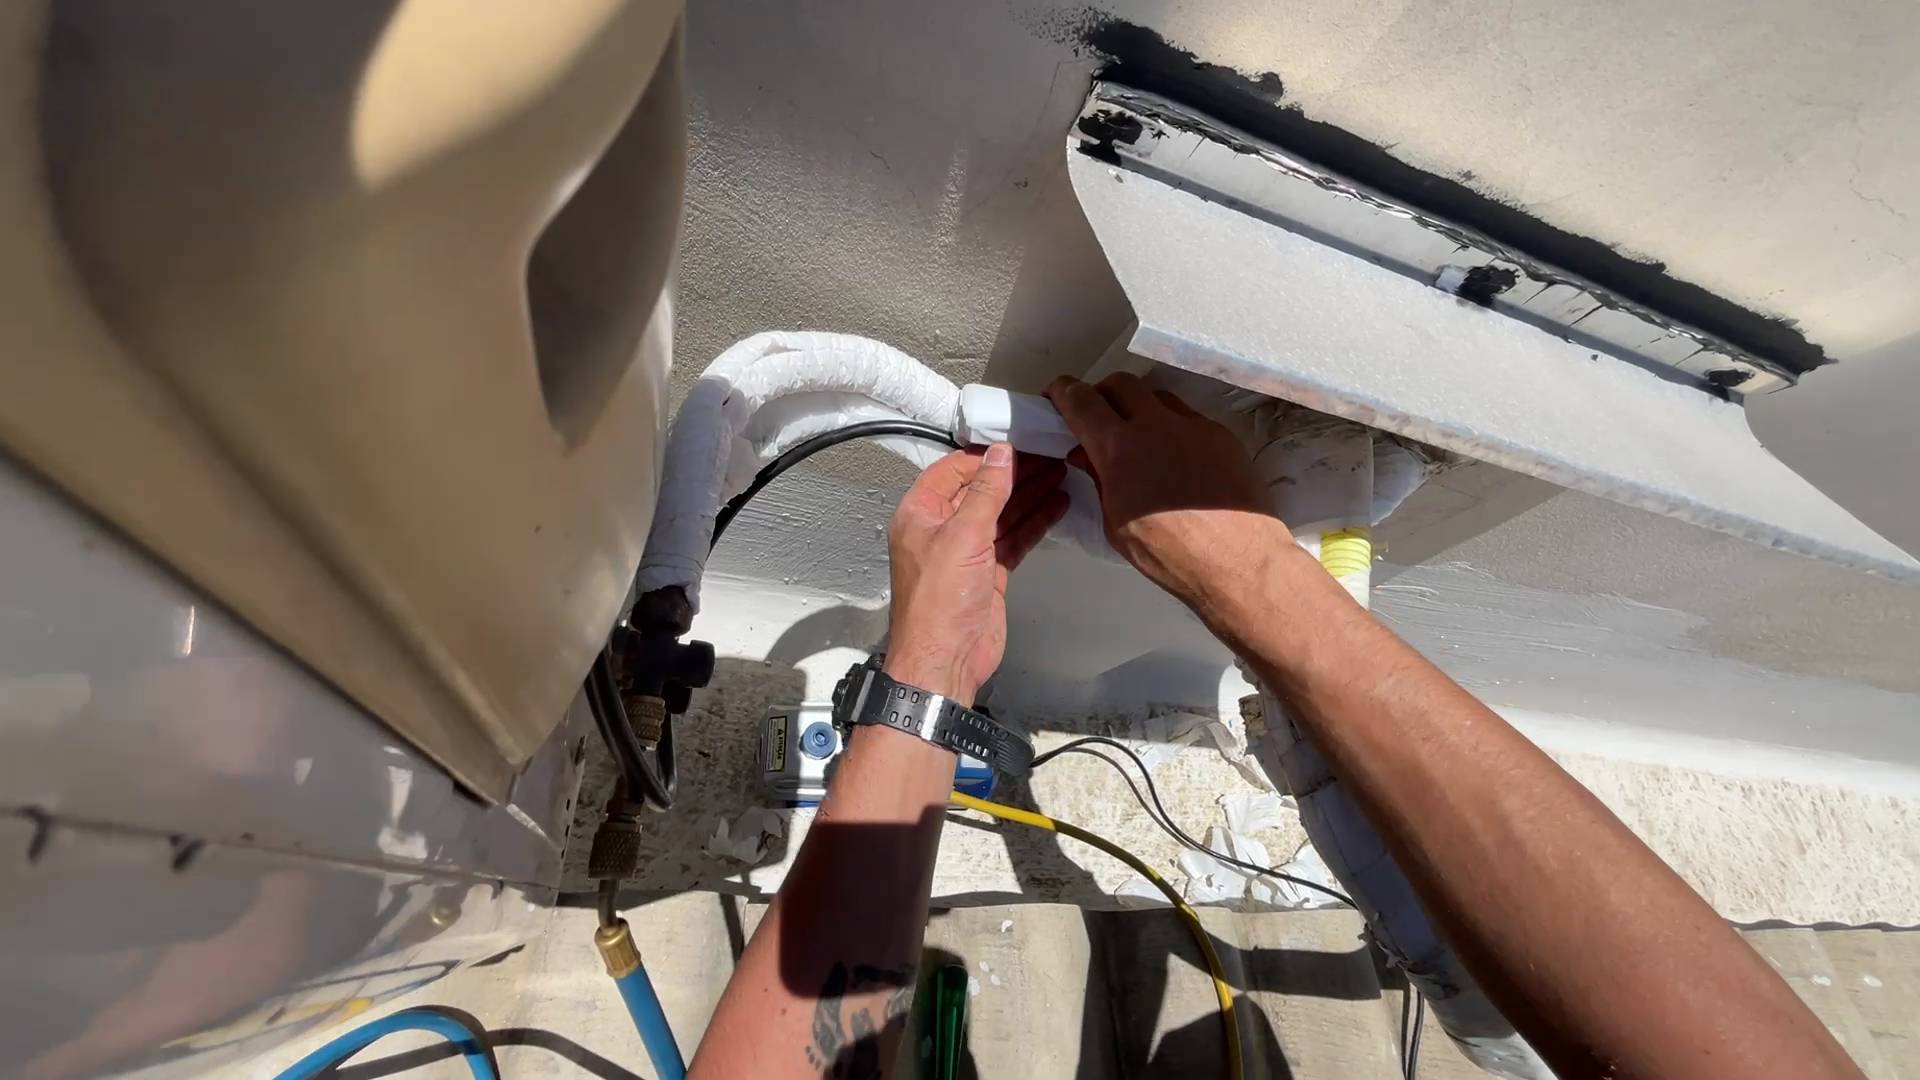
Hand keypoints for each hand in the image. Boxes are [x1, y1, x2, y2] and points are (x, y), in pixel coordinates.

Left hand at [884, 443, 1068, 703]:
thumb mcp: (962, 536)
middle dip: (1015, 473)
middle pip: (980, 490)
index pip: (953, 470)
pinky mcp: (987, 572)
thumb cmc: (938, 603)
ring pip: (1001, 513)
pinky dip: (1034, 522)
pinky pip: (1012, 538)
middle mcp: (940, 529)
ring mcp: (966, 552)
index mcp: (920, 514)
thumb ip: (985, 492)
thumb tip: (1001, 455)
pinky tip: (1056, 505)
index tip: (1018, 444)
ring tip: (1060, 473)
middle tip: (1048, 456)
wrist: (945, 659)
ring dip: (1029, 495)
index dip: (985, 456)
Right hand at [1045, 373, 1283, 603]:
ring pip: (1156, 396)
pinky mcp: (1221, 435)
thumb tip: (1087, 457)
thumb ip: (1099, 481)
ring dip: (1139, 408)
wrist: (1236, 560)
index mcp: (1118, 448)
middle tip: (1097, 418)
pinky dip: (1172, 429)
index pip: (1081, 401)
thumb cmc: (1168, 552)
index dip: (1063, 392)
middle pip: (1120, 384)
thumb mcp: (1115, 523)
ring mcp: (1192, 426)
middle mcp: (1155, 425)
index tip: (1057, 396)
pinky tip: (1175, 459)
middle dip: (1102, 394)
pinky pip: (1188, 419)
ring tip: (1138, 438)